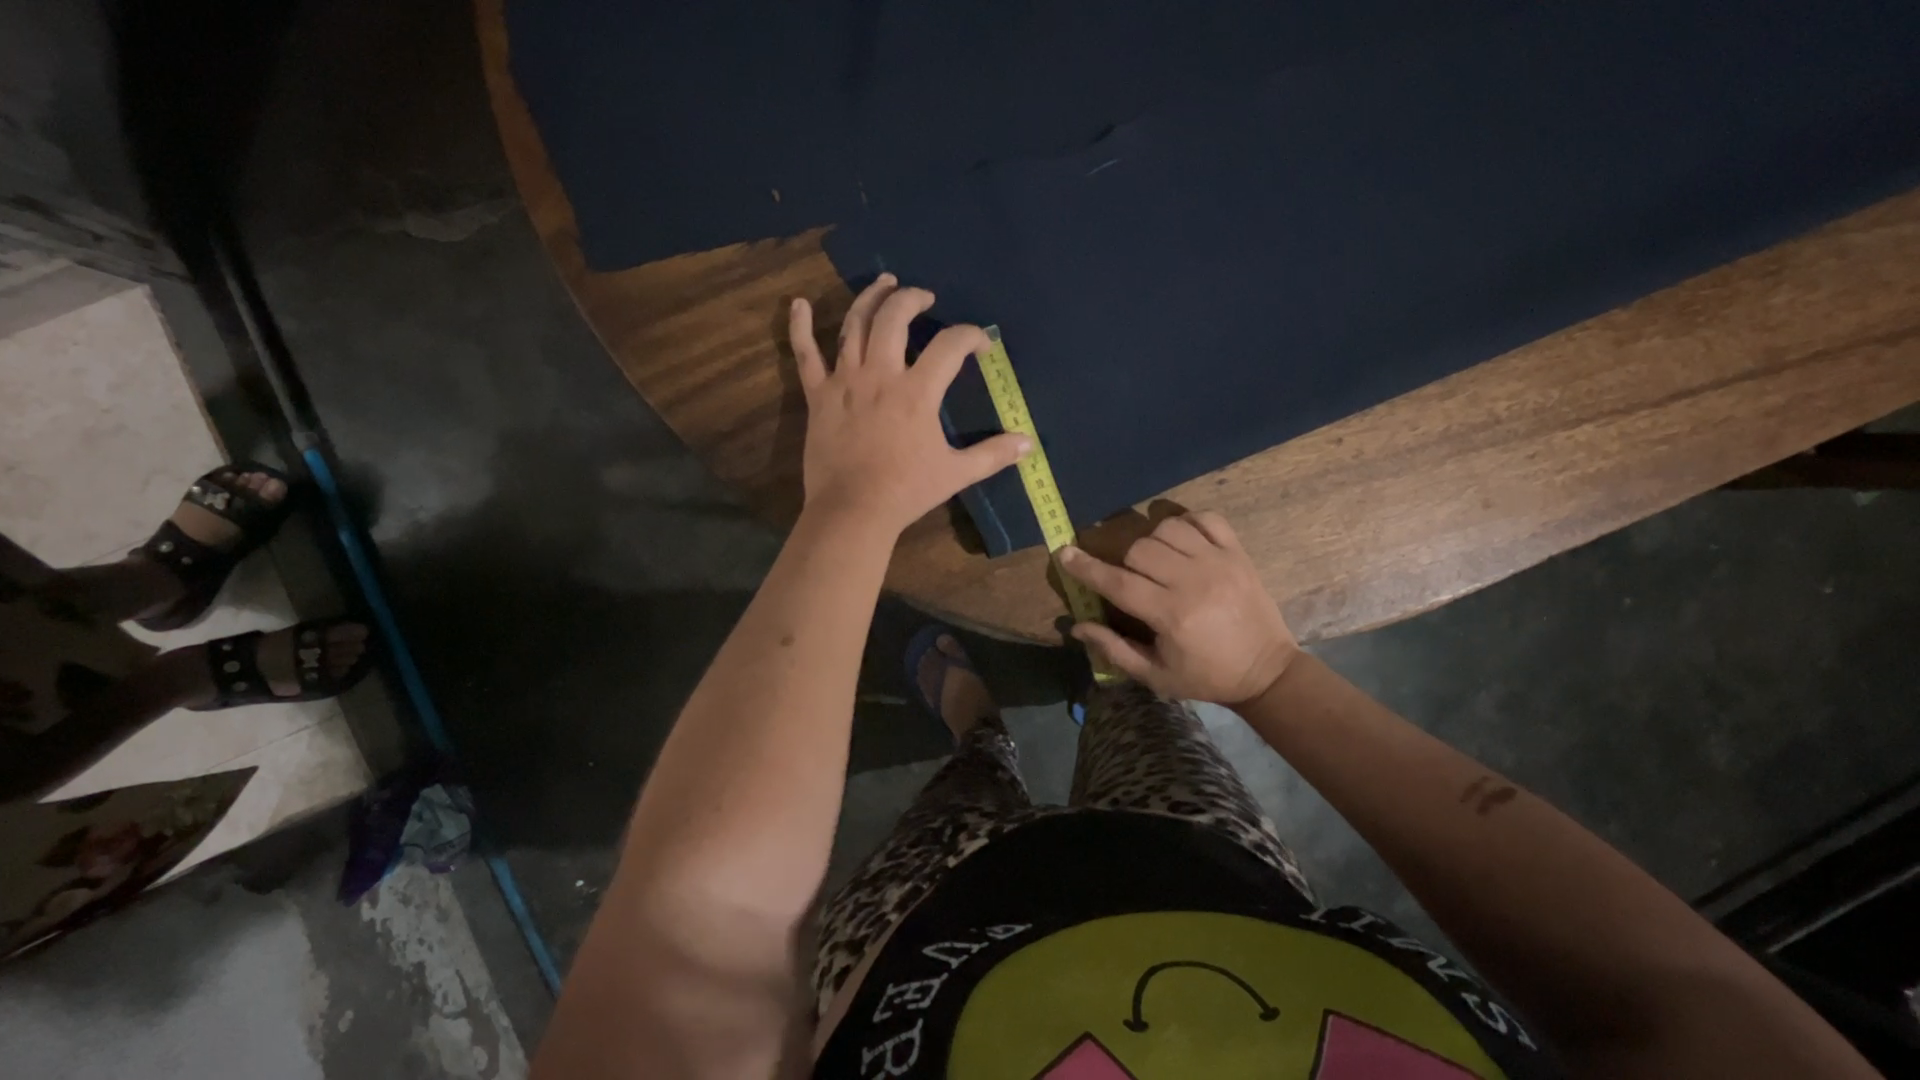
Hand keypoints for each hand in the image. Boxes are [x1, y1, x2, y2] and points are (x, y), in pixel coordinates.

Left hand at [789, 275, 1030, 534]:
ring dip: (870, 298)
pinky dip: (801, 327)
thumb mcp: (956, 473)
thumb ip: (993, 454)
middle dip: (912, 299)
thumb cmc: (906, 491)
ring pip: (854, 325)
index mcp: (917, 391)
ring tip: (884, 283)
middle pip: (894, 317)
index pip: (950, 346)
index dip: (970, 336)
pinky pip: (806, 354)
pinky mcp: (819, 395)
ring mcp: (845, 381)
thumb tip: (1028, 444)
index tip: (980, 343)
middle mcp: (880, 374)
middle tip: (924, 298)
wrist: (852, 510)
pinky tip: (800, 304)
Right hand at [1057, 511, 1298, 705]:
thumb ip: (1114, 650)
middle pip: (1140, 550)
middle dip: (1124, 561)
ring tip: (1156, 561)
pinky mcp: (1238, 553)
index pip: (1118, 583)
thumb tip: (1078, 626)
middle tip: (1130, 579)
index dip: (1087, 568)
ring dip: (1153, 540)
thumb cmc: (1206, 677)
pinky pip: (1206, 518)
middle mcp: (1194, 582)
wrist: (1267, 672)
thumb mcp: (1156, 675)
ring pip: (1168, 528)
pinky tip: (1182, 540)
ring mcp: (1219, 562)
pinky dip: (1188, 521)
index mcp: (1171, 616)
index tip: (1065, 553)